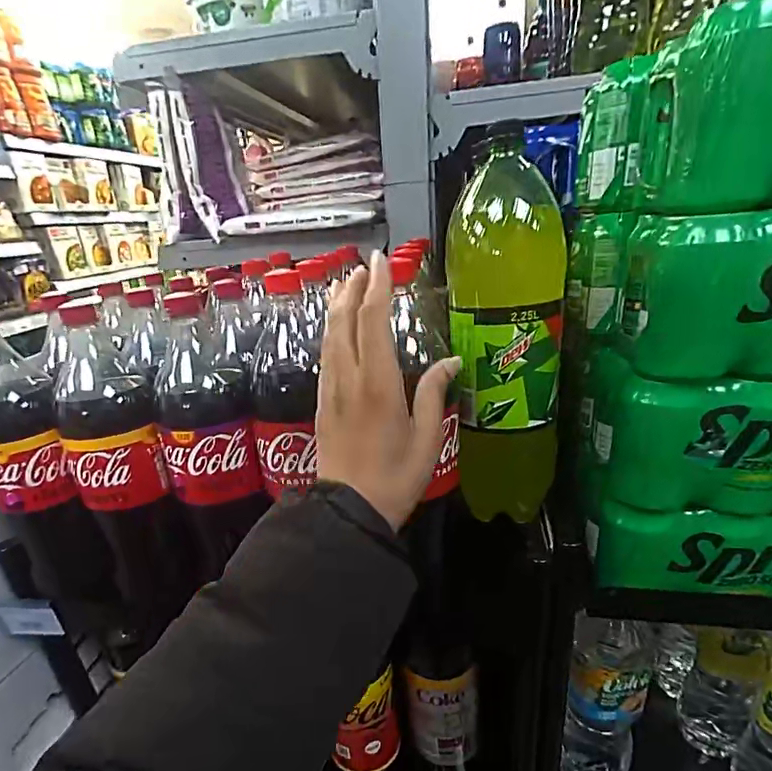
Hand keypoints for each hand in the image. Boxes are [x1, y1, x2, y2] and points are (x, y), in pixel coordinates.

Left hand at [315, 251, 459, 531]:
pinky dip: (330, 333)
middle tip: (362, 268)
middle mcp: (349, 378)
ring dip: (336, 307)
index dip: (377, 286)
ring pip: (329, 337)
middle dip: (352, 289)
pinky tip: (335, 331)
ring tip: (344, 287)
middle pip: (343, 321)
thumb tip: (450, 361)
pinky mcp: (321, 404)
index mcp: (378, 383)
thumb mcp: (427, 438)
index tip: (381, 262)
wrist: (348, 508)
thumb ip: (433, 393)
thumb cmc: (395, 477)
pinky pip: (325, 357)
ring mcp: (330, 390)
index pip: (373, 320)